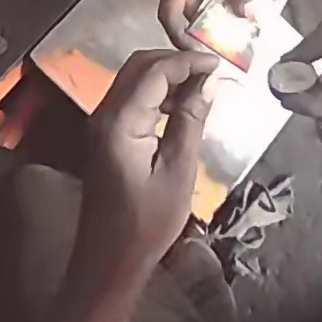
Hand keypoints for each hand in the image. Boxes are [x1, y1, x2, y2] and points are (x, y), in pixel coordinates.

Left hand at [84, 50, 221, 268]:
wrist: (108, 260)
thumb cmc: (146, 223)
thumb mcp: (178, 172)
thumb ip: (191, 122)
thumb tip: (209, 83)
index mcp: (120, 122)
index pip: (155, 71)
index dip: (189, 62)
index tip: (220, 64)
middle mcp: (105, 114)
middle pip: (140, 66)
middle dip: (177, 61)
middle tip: (212, 72)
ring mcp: (102, 123)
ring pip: (135, 78)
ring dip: (168, 75)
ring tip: (203, 87)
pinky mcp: (107, 134)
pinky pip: (133, 98)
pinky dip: (158, 92)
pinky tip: (182, 107)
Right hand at [159, 0, 257, 45]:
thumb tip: (244, 13)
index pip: (168, 15)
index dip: (178, 37)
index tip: (195, 52)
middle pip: (180, 14)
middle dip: (199, 31)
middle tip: (221, 45)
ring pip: (192, 3)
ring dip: (208, 16)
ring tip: (230, 29)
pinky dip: (214, 0)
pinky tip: (233, 4)